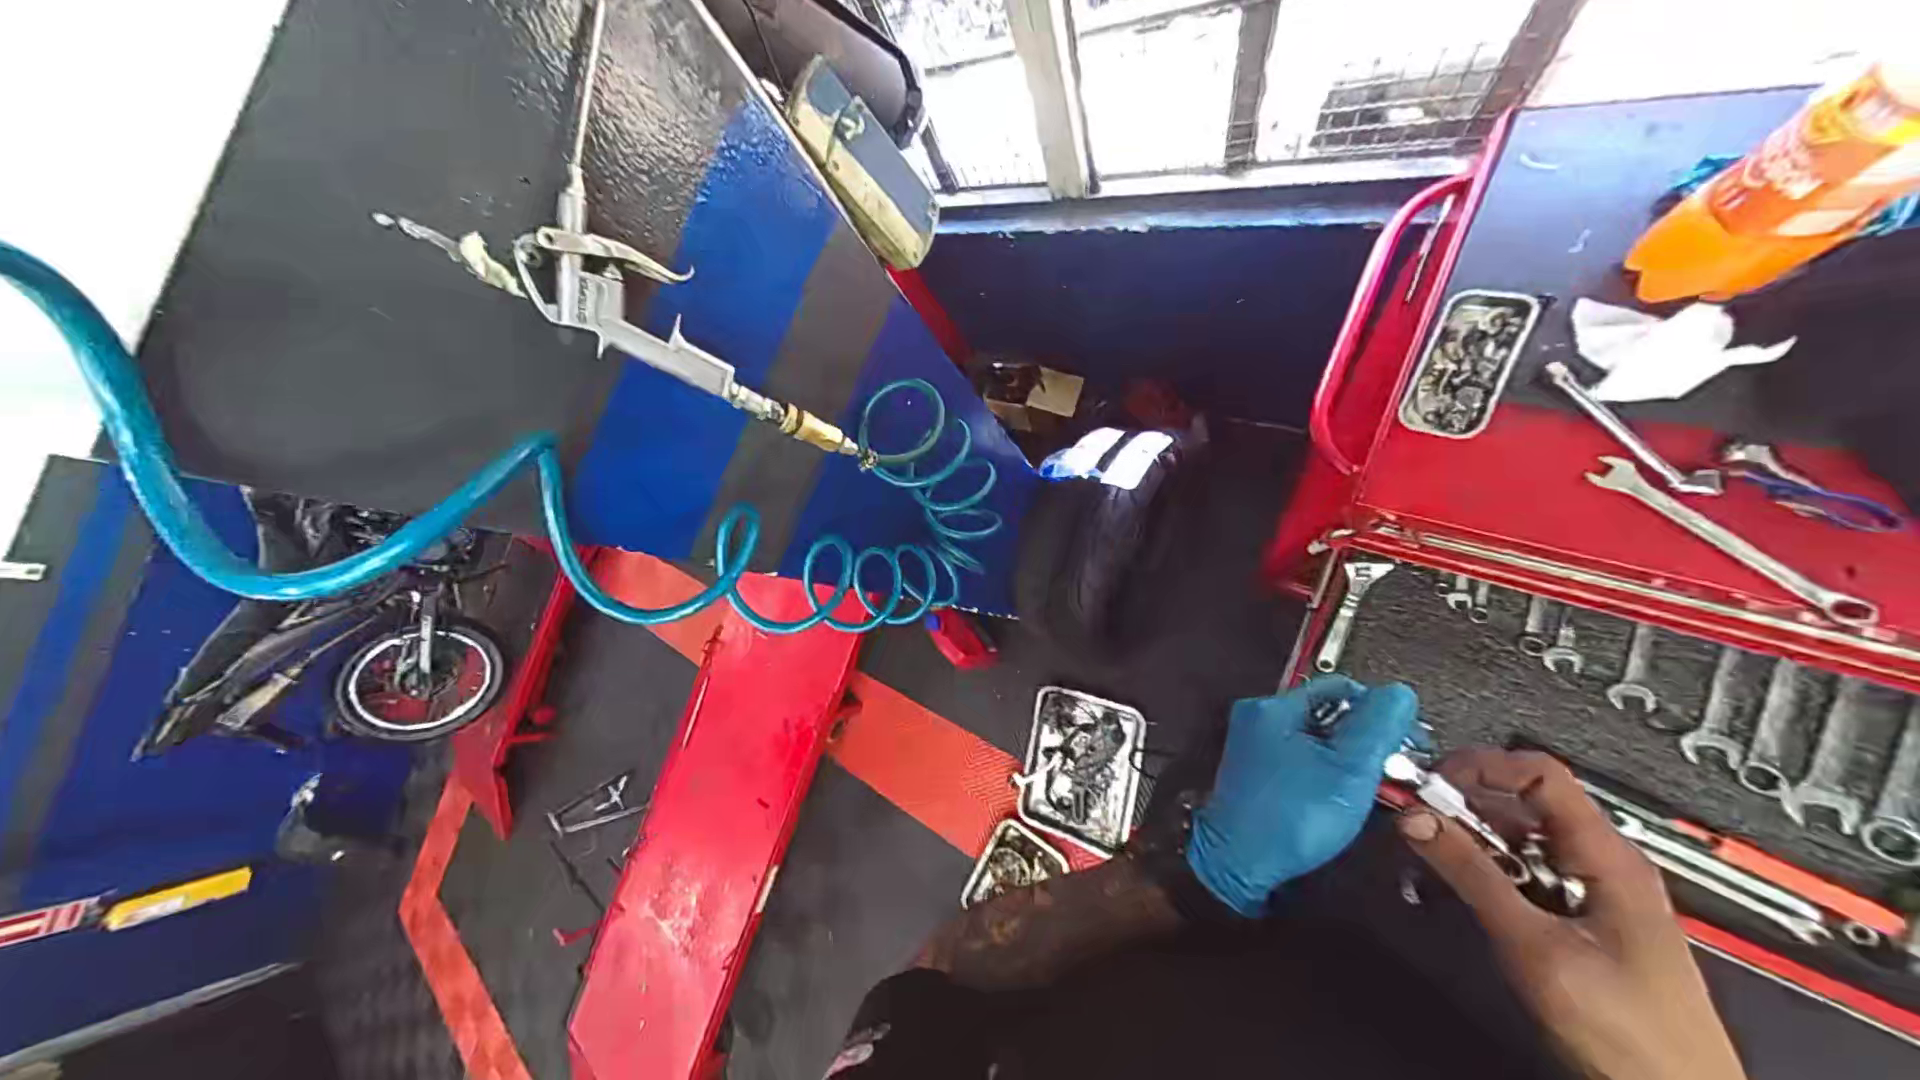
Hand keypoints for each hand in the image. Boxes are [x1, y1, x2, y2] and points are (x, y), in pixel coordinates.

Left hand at [1187, 675, 1414, 915]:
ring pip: (1316, 738)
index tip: (1406, 738)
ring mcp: (1253, 746)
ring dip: (1351, 755)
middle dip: (1367, 736)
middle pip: (1326, 712)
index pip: (1337, 687)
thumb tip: (1399, 693)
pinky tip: (1350, 791)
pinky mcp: (1256, 772)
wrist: (1240, 863)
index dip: (1378, 708)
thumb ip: (1377, 726)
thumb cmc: (1293, 817)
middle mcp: (1257, 719)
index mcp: (1272, 708)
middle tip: (1400, 764)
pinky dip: (1329, 769)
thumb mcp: (1348, 769)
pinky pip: (1302, 758)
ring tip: (1381, 781)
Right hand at [1396, 749, 1745, 1079]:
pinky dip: (1477, 869)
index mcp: (1606, 855)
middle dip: (1459, 807)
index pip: (1539, 773)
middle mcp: (1598, 859)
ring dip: (1462, 841)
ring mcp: (1587, 886)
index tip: (1428, 785)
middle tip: (1415, 827)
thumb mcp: (1535, 947)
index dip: (1480, 767)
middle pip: (1518, 802)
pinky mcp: (1573, 912)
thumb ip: (1471, 876)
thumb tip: (1414, 818)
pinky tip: (1450, 888)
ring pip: (1512, 835)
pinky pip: (1517, 869)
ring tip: (1424, 863)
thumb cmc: (1624, 1029)